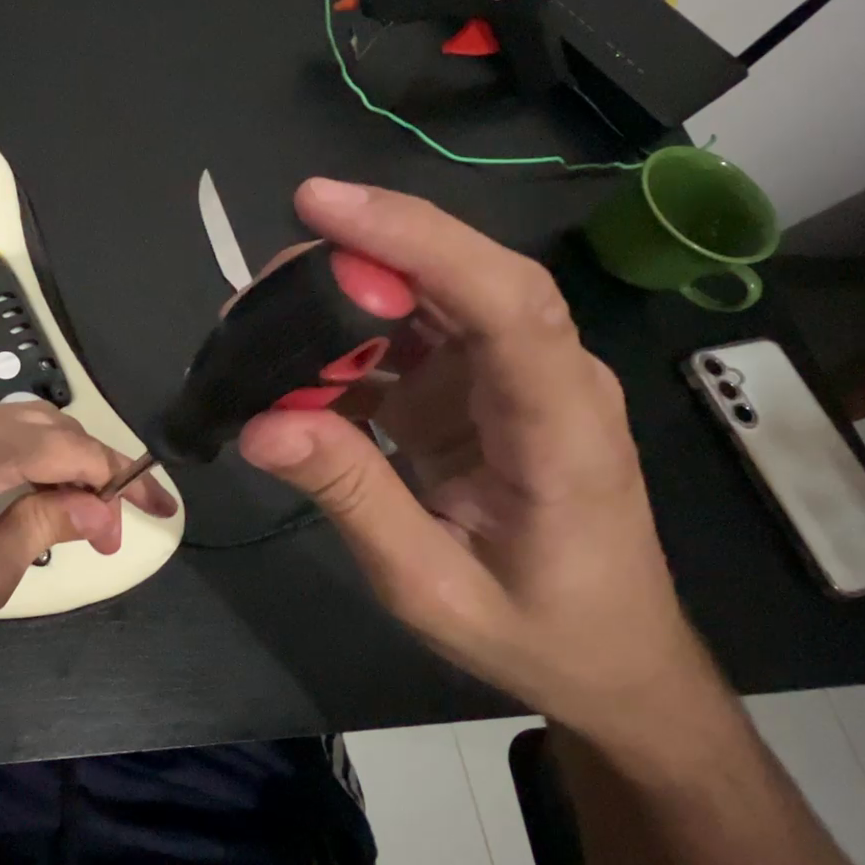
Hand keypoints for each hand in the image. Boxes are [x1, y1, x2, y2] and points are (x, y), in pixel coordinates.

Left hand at [0, 400, 176, 642]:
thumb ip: (48, 525)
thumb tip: (106, 510)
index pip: (68, 447)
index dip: (119, 477)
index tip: (157, 511)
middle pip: (54, 427)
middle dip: (96, 470)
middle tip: (116, 526)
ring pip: (31, 424)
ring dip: (68, 460)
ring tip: (90, 512)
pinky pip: (3, 430)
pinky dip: (36, 455)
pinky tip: (48, 490)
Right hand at [236, 177, 718, 740]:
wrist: (608, 660)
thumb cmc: (539, 630)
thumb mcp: (432, 586)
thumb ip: (353, 498)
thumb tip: (260, 427)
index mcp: (560, 427)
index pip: (502, 299)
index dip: (413, 238)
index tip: (320, 204)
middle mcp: (543, 377)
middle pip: (457, 277)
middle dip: (353, 260)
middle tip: (257, 293)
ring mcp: (507, 378)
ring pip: (423, 299)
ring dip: (337, 302)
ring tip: (255, 329)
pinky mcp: (473, 389)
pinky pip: (403, 341)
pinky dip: (340, 346)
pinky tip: (288, 369)